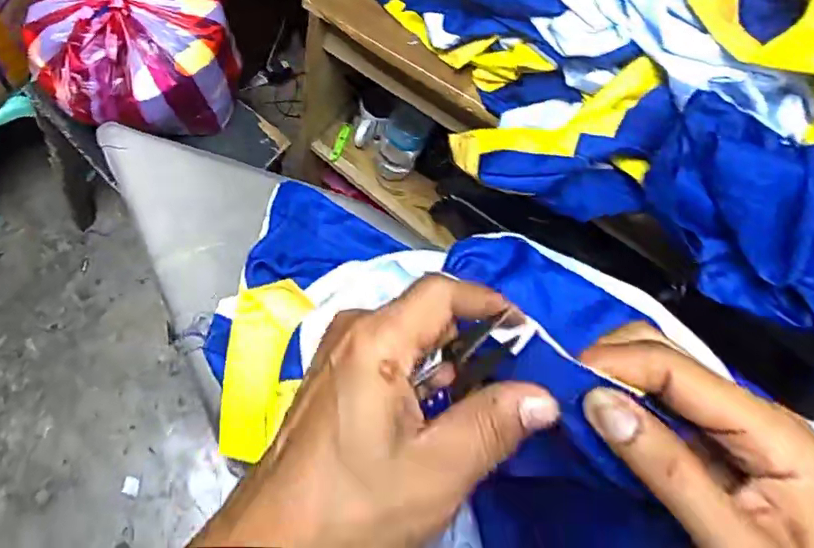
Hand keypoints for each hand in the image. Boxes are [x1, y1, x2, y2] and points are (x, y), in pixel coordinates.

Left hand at [191, 276, 560, 547]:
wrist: (270, 546)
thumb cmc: (349, 508)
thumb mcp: (435, 472)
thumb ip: (492, 426)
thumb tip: (542, 396)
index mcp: (376, 338)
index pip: (443, 291)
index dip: (489, 304)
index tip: (525, 332)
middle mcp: (354, 330)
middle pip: (427, 313)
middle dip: (472, 341)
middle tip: (509, 378)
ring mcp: (340, 352)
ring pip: (409, 337)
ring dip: (448, 363)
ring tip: (478, 403)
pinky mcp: (334, 377)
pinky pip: (388, 356)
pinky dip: (420, 376)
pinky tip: (435, 416)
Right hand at [579, 324, 813, 547]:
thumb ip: (670, 473)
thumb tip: (597, 401)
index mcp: (776, 431)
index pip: (682, 368)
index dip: (621, 362)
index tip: (566, 378)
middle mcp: (759, 415)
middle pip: (675, 356)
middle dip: (617, 362)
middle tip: (567, 391)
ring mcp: (745, 432)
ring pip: (668, 377)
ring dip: (619, 381)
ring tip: (577, 402)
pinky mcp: (729, 453)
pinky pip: (671, 412)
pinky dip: (633, 408)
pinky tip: (606, 420)